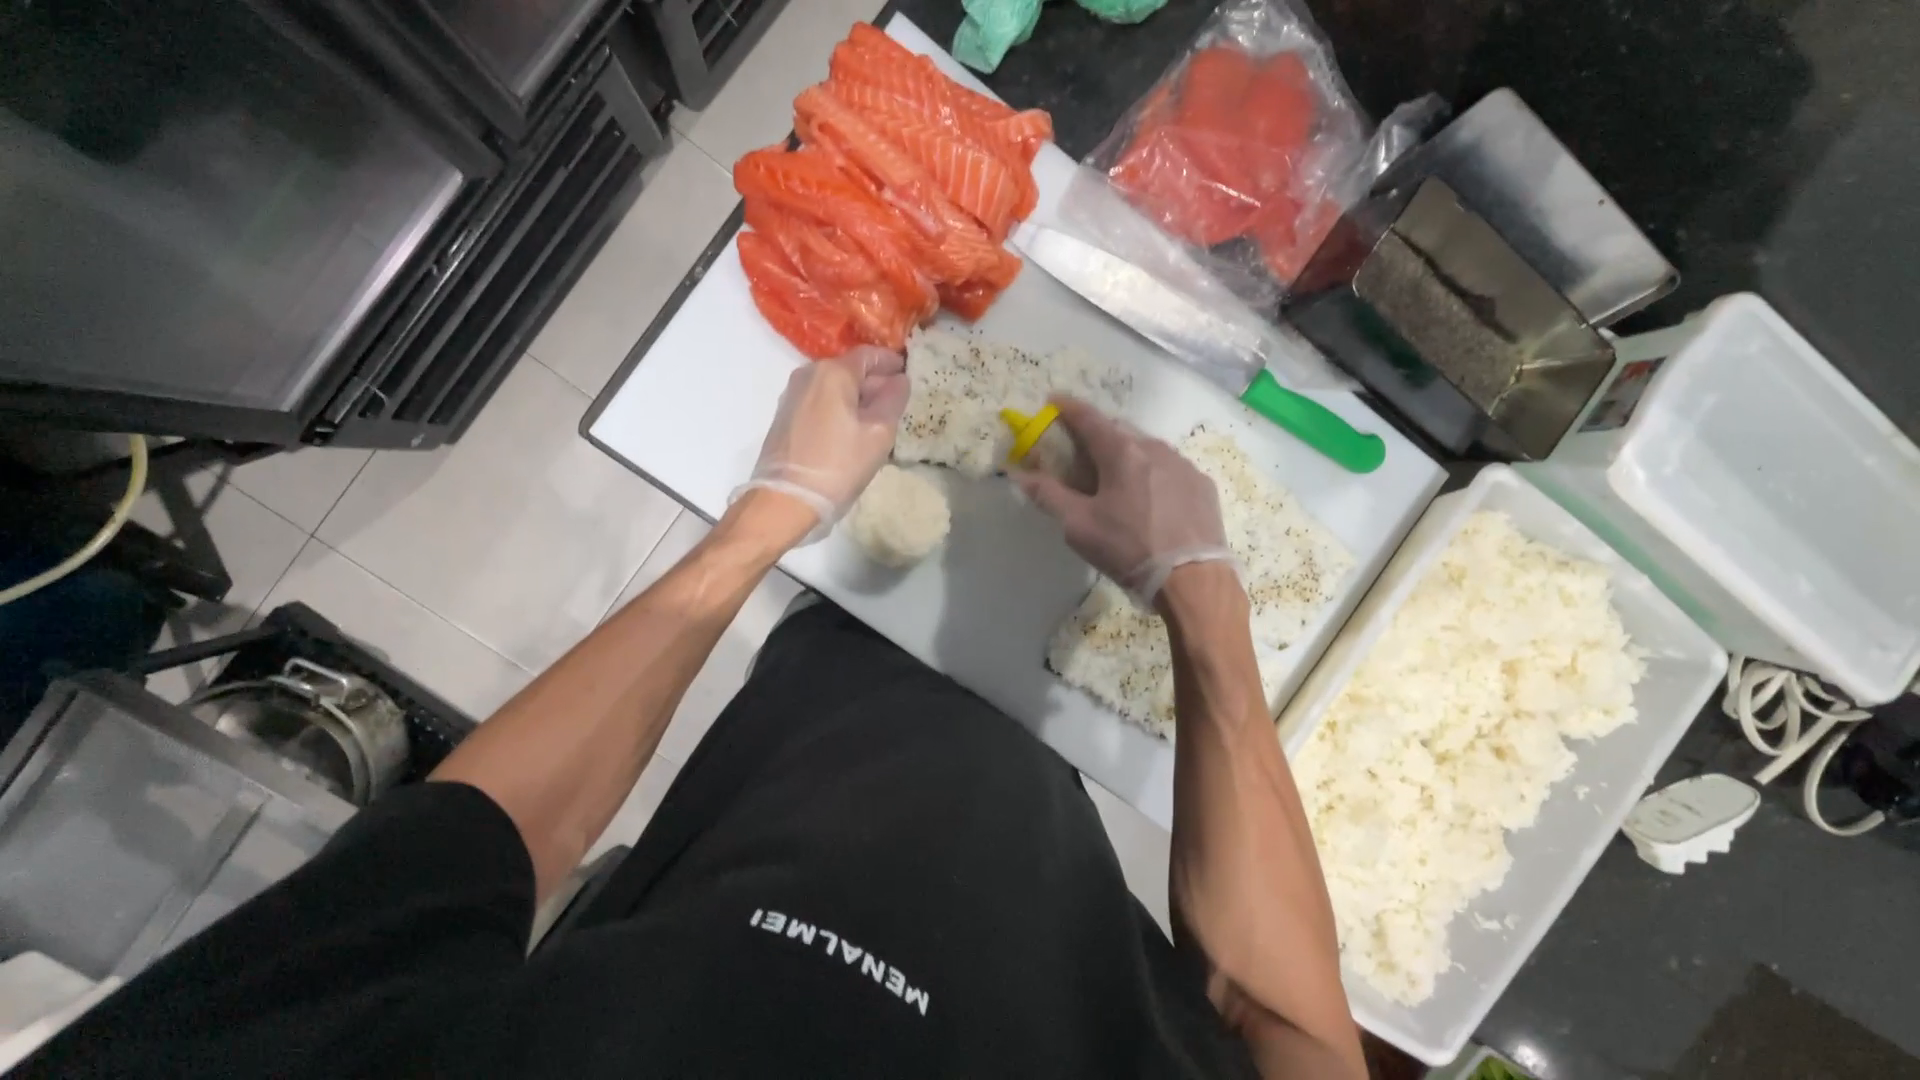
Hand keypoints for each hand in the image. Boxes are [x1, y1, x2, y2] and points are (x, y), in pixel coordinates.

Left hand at [733, 346, 909, 543]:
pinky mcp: (784, 417)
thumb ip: (893, 400)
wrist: (786, 500)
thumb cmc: (838, 465)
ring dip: (855, 398)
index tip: (908, 373)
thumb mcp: (878, 433)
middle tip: (896, 403)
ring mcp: (792, 395)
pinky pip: (820, 402)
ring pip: (834, 387)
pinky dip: (838, 409)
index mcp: (833, 372)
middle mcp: (808, 374)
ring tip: (875, 420)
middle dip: (874, 382)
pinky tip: (850, 431)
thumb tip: (899, 380)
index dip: (892, 362)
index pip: (869, 355)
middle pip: (849, 369)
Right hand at [1014, 397, 1234, 606]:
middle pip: (1119, 431)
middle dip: (1097, 435)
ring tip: (1116, 478)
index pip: (1088, 418)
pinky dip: (1154, 474)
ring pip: (1147, 449)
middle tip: (1081, 452)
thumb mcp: (1078, 526)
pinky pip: (1171, 469)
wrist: (1192, 579)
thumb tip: (1019, 475)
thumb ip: (1048, 495)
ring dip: (1127, 455)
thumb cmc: (1128, 548)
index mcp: (1121, 452)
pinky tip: (1150, 498)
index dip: (1067, 408)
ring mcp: (1183, 465)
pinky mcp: (1202, 485)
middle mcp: (1155, 448)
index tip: (1052, 402)